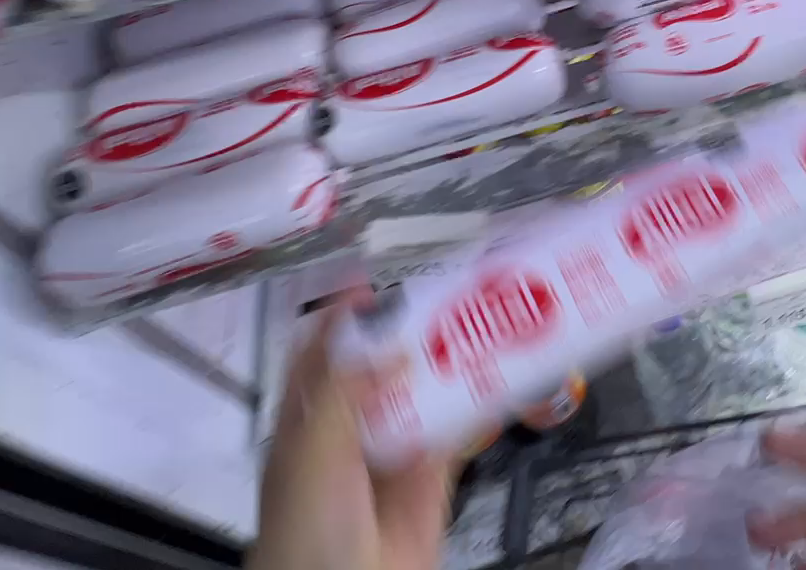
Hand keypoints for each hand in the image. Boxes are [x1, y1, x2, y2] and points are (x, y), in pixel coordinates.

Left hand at [249, 303, 455, 569]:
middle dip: (409, 329)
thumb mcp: (314, 448)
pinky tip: (498, 373)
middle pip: (382, 363)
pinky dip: (480, 400)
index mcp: (311, 416)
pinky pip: (460, 427)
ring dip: (448, 359)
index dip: (341, 314)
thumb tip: (390, 344)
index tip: (369, 278)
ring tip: (476, 320)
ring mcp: (394, 446)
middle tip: (441, 292)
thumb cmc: (306, 527)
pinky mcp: (433, 470)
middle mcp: (352, 425)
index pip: (322, 350)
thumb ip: (346, 389)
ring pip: (424, 389)